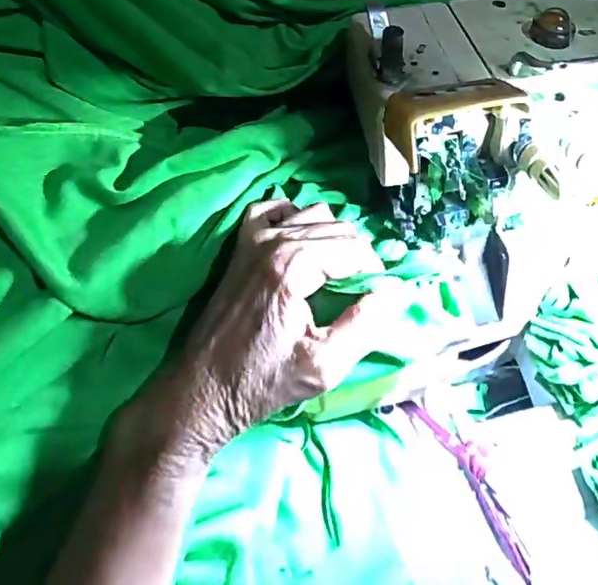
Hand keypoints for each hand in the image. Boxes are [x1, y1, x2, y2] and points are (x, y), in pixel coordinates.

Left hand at [127, 200, 408, 466]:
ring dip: (332, 236)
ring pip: (313, 214)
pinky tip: (301, 241)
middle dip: (357, 255)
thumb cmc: (262, 382)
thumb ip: (365, 325)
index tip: (378, 296)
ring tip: (336, 271)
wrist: (202, 389)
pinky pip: (275, 208)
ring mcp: (253, 236)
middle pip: (338, 228)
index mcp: (294, 264)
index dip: (374, 271)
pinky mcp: (240, 243)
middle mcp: (274, 238)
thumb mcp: (323, 367)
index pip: (355, 248)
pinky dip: (294, 216)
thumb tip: (395, 292)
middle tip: (360, 291)